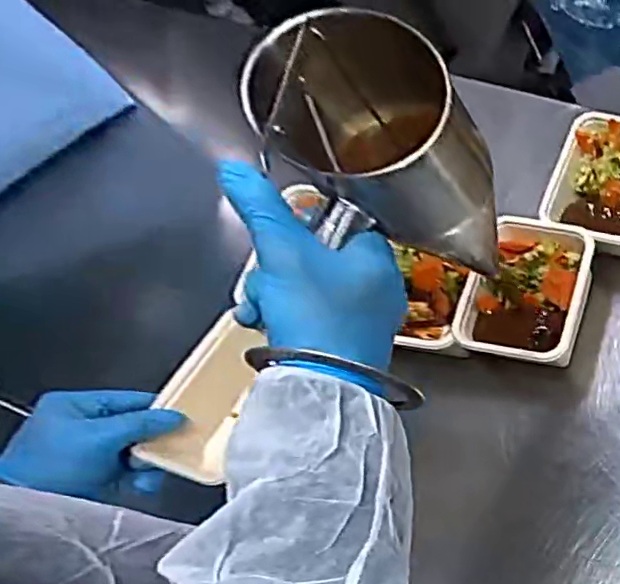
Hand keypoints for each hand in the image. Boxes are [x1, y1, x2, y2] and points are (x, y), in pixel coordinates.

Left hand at [0, 390, 184, 500]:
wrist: (34, 503)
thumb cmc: (50, 464)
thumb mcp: (99, 436)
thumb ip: (141, 423)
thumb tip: (175, 417)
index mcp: (78, 407)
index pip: (132, 400)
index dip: (160, 410)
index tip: (186, 421)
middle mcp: (91, 427)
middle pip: (144, 429)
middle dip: (155, 444)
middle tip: (159, 452)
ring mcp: (100, 451)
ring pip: (147, 452)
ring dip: (151, 464)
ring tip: (138, 473)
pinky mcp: (109, 473)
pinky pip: (143, 471)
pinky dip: (145, 479)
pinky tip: (135, 484)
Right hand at [218, 161, 404, 371]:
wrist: (326, 378)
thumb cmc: (316, 314)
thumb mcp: (283, 250)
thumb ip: (260, 207)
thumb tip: (238, 170)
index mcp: (379, 262)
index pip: (347, 223)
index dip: (309, 221)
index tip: (283, 230)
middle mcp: (381, 289)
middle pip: (319, 254)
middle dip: (278, 263)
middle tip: (268, 276)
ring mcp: (368, 316)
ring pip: (309, 284)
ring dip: (273, 290)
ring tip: (264, 305)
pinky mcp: (352, 339)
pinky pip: (313, 312)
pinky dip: (284, 313)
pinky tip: (265, 321)